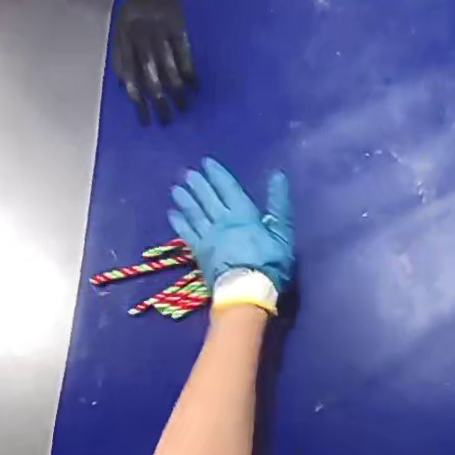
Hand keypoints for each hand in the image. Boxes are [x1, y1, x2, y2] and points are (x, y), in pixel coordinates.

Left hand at [113, 0, 194, 123]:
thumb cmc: (132, 11)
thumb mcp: (119, 33)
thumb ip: (122, 59)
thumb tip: (127, 89)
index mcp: (126, 42)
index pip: (130, 79)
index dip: (137, 102)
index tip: (145, 122)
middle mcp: (142, 40)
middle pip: (151, 79)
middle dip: (159, 103)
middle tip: (166, 122)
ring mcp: (160, 34)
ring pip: (169, 70)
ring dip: (177, 93)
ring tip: (183, 109)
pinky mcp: (177, 28)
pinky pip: (184, 56)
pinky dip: (190, 74)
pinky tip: (194, 88)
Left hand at [169, 158, 294, 299]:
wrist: (248, 291)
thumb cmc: (271, 265)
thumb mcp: (282, 234)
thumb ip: (279, 205)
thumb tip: (278, 175)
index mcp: (244, 215)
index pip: (228, 189)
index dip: (217, 175)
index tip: (207, 163)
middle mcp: (223, 221)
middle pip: (207, 198)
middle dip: (197, 184)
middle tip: (187, 173)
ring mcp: (209, 237)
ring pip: (194, 213)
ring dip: (185, 200)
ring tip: (176, 190)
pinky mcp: (200, 253)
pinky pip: (187, 234)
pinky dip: (179, 223)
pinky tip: (172, 215)